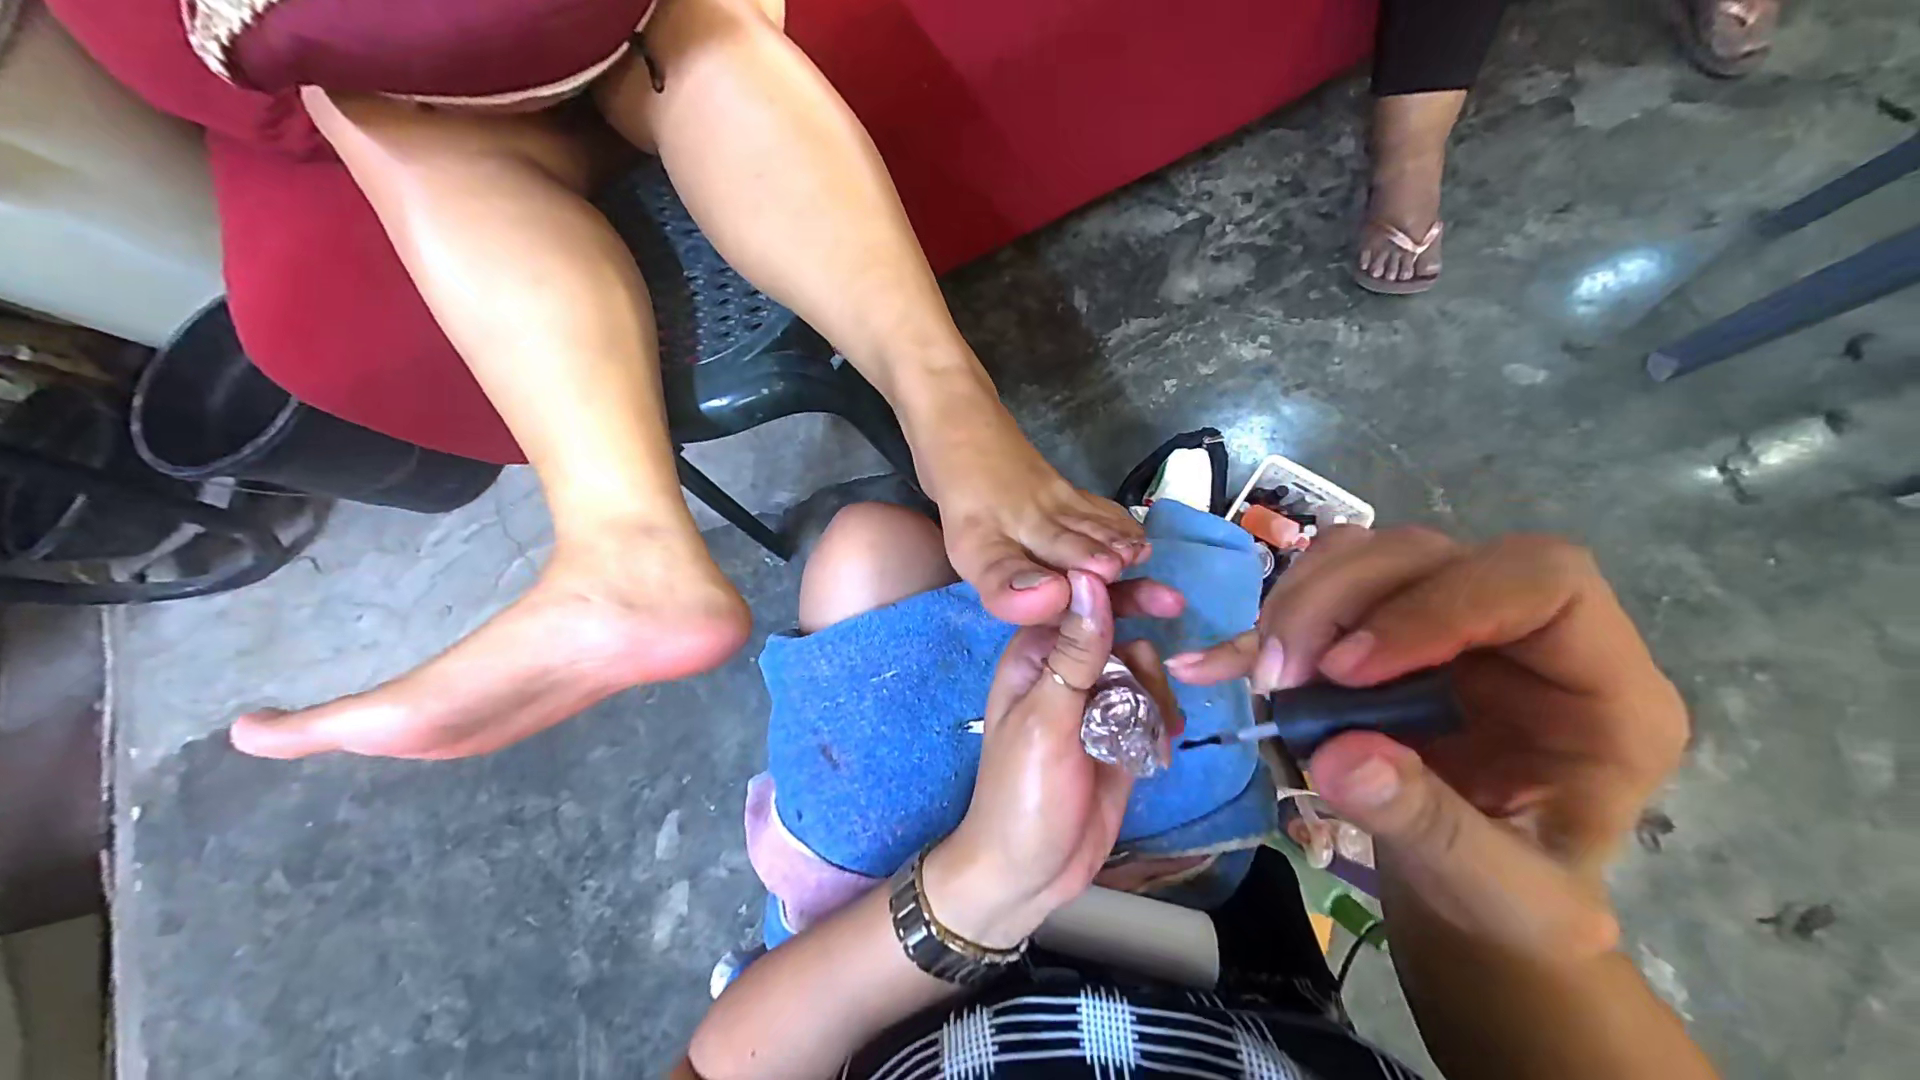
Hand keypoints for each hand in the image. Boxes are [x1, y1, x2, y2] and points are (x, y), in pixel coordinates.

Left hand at [922, 572, 1182, 947]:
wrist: (1030, 872)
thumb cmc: (1023, 792)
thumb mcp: (1048, 717)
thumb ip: (1075, 652)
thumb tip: (1087, 579)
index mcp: (1034, 655)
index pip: (1077, 602)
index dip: (1118, 590)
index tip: (1165, 595)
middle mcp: (1064, 670)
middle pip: (1117, 630)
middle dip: (1146, 641)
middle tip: (1182, 641)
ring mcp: (1093, 702)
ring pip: (1140, 668)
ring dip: (1157, 690)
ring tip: (1156, 727)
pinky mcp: (1119, 733)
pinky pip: (1151, 707)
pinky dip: (1163, 718)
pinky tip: (1164, 743)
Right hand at [1169, 526, 1688, 959]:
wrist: (1472, 892)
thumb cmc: (1517, 899)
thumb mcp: (1499, 891)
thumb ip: (1432, 827)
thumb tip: (1339, 756)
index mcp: (1596, 682)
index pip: (1539, 580)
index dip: (1437, 605)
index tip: (1346, 672)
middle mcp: (1517, 632)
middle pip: (1423, 554)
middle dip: (1337, 604)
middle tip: (1281, 677)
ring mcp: (1440, 623)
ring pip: (1361, 558)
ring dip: (1297, 606)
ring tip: (1264, 679)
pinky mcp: (1375, 633)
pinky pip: (1312, 597)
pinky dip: (1259, 629)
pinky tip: (1210, 666)